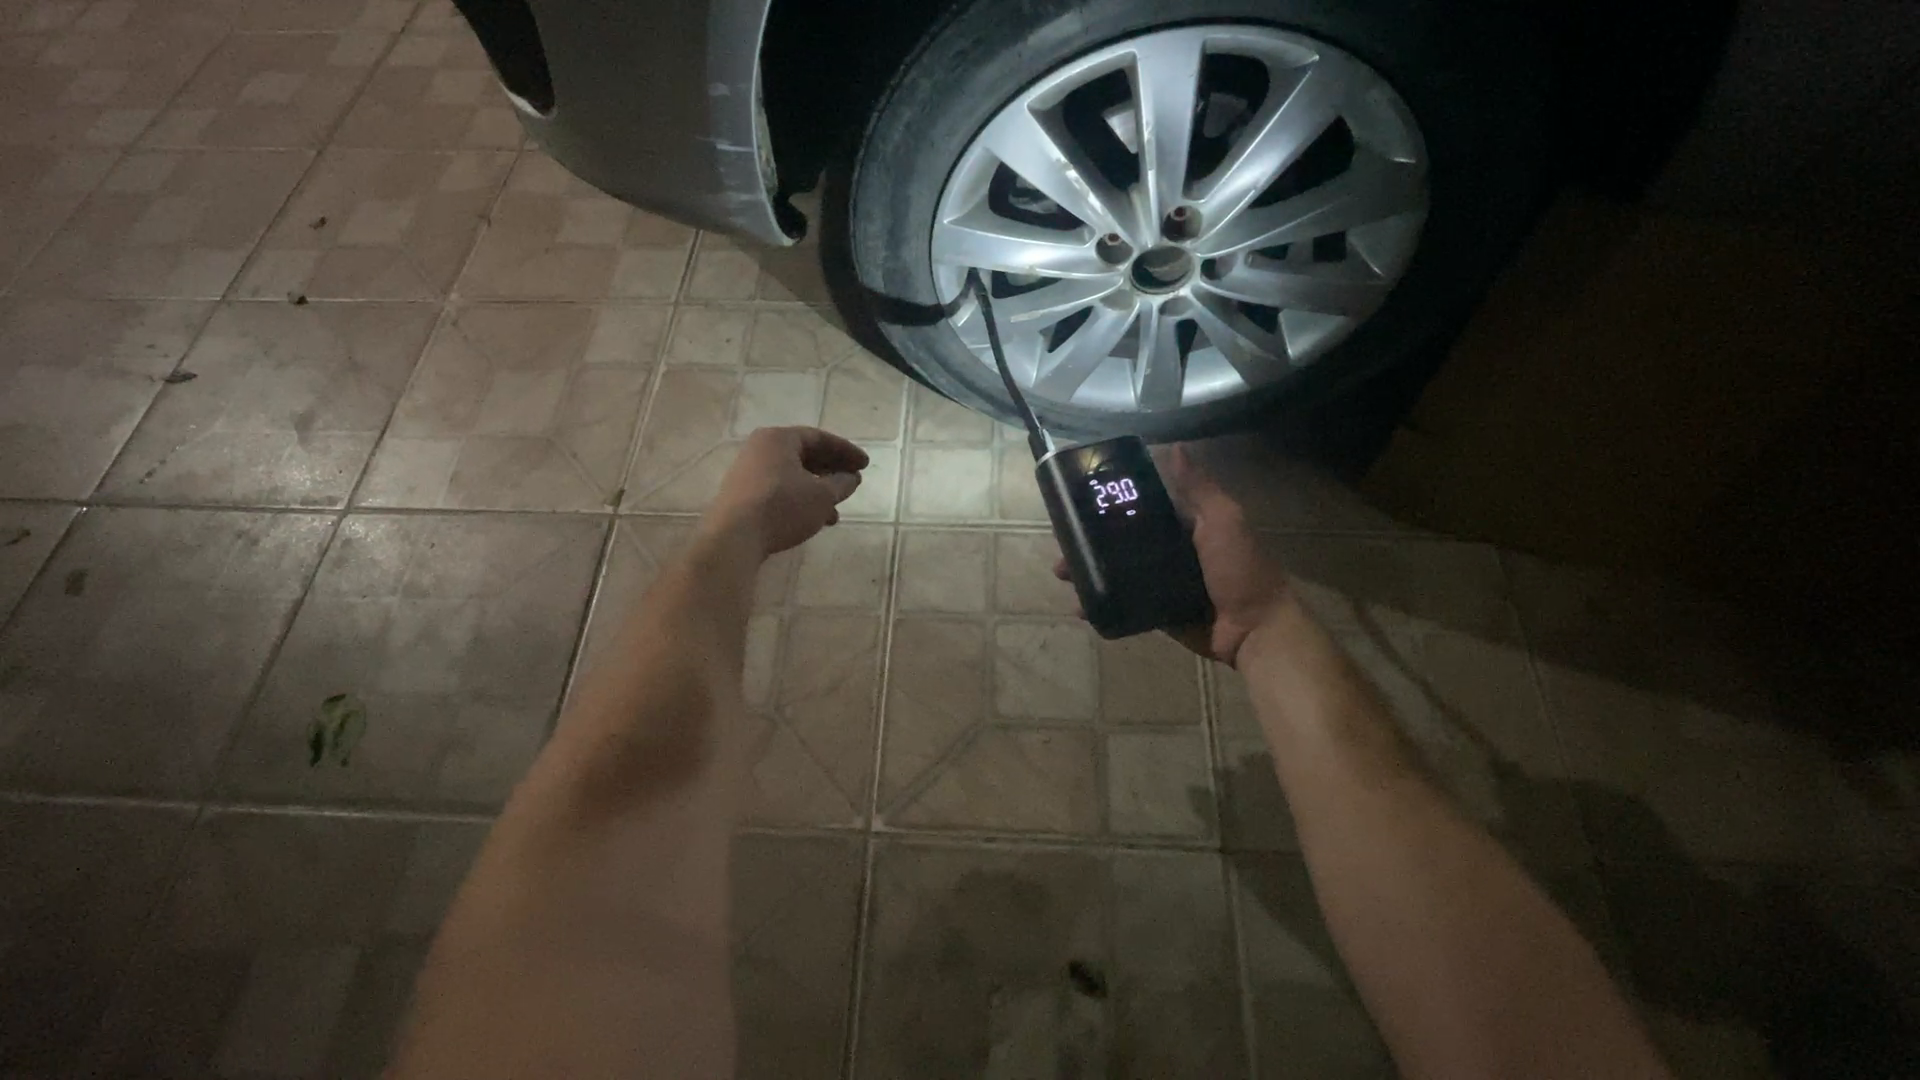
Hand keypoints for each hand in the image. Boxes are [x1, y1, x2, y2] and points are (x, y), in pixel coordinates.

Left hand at [703, 426, 868, 555]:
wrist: (734, 537)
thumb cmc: (783, 506)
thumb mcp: (822, 496)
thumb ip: (842, 483)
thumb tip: (851, 478)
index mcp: (779, 439)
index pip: (819, 438)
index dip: (846, 451)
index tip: (865, 465)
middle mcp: (760, 449)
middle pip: (804, 455)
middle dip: (831, 471)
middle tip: (852, 483)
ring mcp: (748, 472)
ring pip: (792, 475)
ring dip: (817, 490)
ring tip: (836, 511)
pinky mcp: (742, 495)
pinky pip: (779, 490)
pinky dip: (800, 500)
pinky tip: (812, 520)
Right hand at [1054, 444, 1288, 666]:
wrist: (1254, 629)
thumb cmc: (1240, 570)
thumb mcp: (1223, 521)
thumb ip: (1199, 488)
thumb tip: (1174, 445)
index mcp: (1185, 524)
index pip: (1141, 508)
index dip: (1111, 505)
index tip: (1079, 502)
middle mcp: (1170, 550)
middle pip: (1122, 541)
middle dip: (1090, 541)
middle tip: (1062, 544)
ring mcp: (1161, 582)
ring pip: (1117, 571)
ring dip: (1089, 571)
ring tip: (1063, 574)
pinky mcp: (1157, 610)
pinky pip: (1124, 603)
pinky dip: (1101, 604)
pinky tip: (1080, 606)